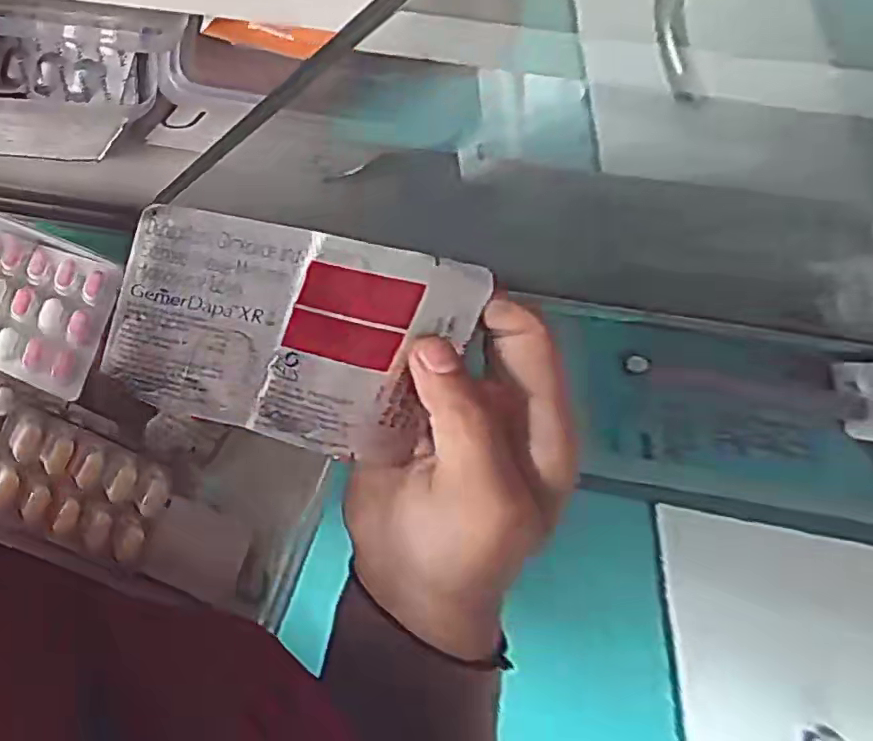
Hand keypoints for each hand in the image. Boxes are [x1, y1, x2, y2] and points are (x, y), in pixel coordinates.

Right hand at [344, 297, 578, 659]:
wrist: (405, 584)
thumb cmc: (462, 547)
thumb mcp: (481, 489)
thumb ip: (464, 416)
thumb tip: (430, 344)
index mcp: (534, 422)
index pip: (528, 344)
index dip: (496, 310)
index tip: (442, 290)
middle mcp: (491, 406)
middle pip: (470, 339)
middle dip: (437, 311)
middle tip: (387, 289)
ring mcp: (441, 410)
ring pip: (424, 353)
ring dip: (396, 331)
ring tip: (355, 306)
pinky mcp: (397, 418)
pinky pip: (387, 376)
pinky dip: (369, 357)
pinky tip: (339, 341)